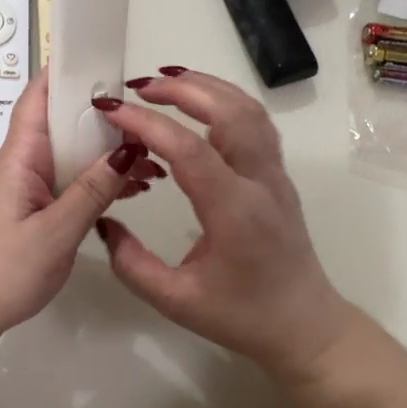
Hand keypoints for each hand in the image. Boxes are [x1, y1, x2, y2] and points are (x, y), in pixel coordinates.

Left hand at [0, 71, 163, 344]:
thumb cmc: (5, 270)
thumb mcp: (56, 232)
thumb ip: (92, 191)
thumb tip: (127, 149)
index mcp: (20, 157)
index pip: (39, 98)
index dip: (65, 72)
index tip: (102, 55)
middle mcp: (24, 162)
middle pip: (63, 121)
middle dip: (104, 114)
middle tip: (150, 114)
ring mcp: (31, 184)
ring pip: (74, 152)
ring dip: (109, 151)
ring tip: (154, 159)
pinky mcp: (39, 206)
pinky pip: (74, 179)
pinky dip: (102, 178)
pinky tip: (135, 186)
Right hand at [92, 68, 355, 376]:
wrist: (304, 326)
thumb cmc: (240, 316)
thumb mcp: (174, 301)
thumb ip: (131, 263)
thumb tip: (102, 221)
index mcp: (234, 213)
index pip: (190, 150)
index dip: (148, 124)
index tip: (111, 108)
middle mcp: (260, 184)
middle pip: (229, 114)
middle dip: (182, 90)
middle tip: (137, 86)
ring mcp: (275, 176)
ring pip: (248, 111)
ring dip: (207, 87)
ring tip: (165, 81)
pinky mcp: (277, 176)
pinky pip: (255, 123)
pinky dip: (225, 100)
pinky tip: (198, 102)